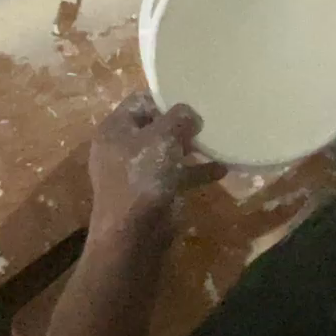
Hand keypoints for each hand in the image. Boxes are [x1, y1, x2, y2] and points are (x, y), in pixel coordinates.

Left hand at [86, 93, 221, 244]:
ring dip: (192, 148)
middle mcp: (122, 147)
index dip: (166, 99)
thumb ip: (179, 117)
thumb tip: (190, 114)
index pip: (140, 101)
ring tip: (217, 142)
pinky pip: (176, 174)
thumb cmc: (143, 177)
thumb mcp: (164, 137)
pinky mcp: (151, 192)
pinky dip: (195, 171)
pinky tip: (221, 169)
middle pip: (156, 125)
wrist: (133, 236)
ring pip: (167, 150)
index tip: (192, 101)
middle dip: (182, 124)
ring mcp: (136, 171)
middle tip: (207, 121)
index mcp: (115, 129)